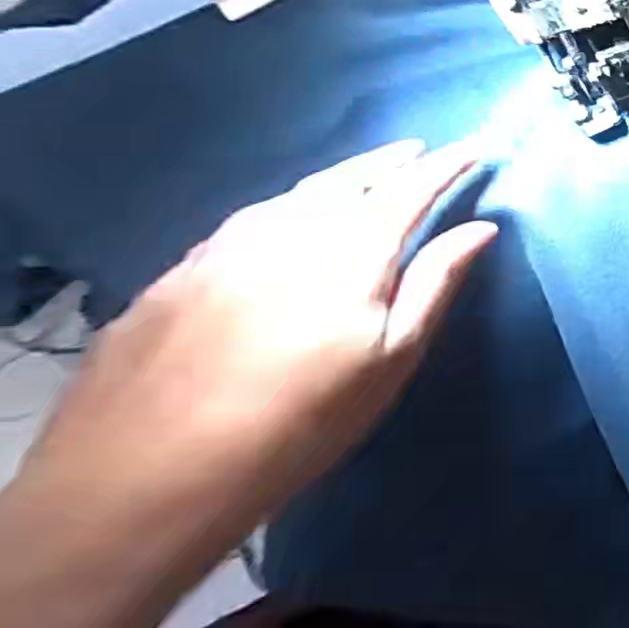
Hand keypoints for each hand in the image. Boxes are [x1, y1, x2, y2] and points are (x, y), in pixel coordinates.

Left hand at [0, 140, 496, 627]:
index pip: (409, 189)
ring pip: (291, 197)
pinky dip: (284, 207)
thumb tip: (481, 227)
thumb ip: (437, 281)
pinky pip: (244, 223)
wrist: (135, 494)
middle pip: (346, 181)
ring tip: (363, 175)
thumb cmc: (300, 423)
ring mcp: (217, 256)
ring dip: (337, 179)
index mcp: (347, 252)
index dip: (446, 164)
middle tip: (420, 150)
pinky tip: (286, 220)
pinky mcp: (170, 282)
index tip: (475, 145)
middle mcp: (283, 236)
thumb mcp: (393, 356)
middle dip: (390, 161)